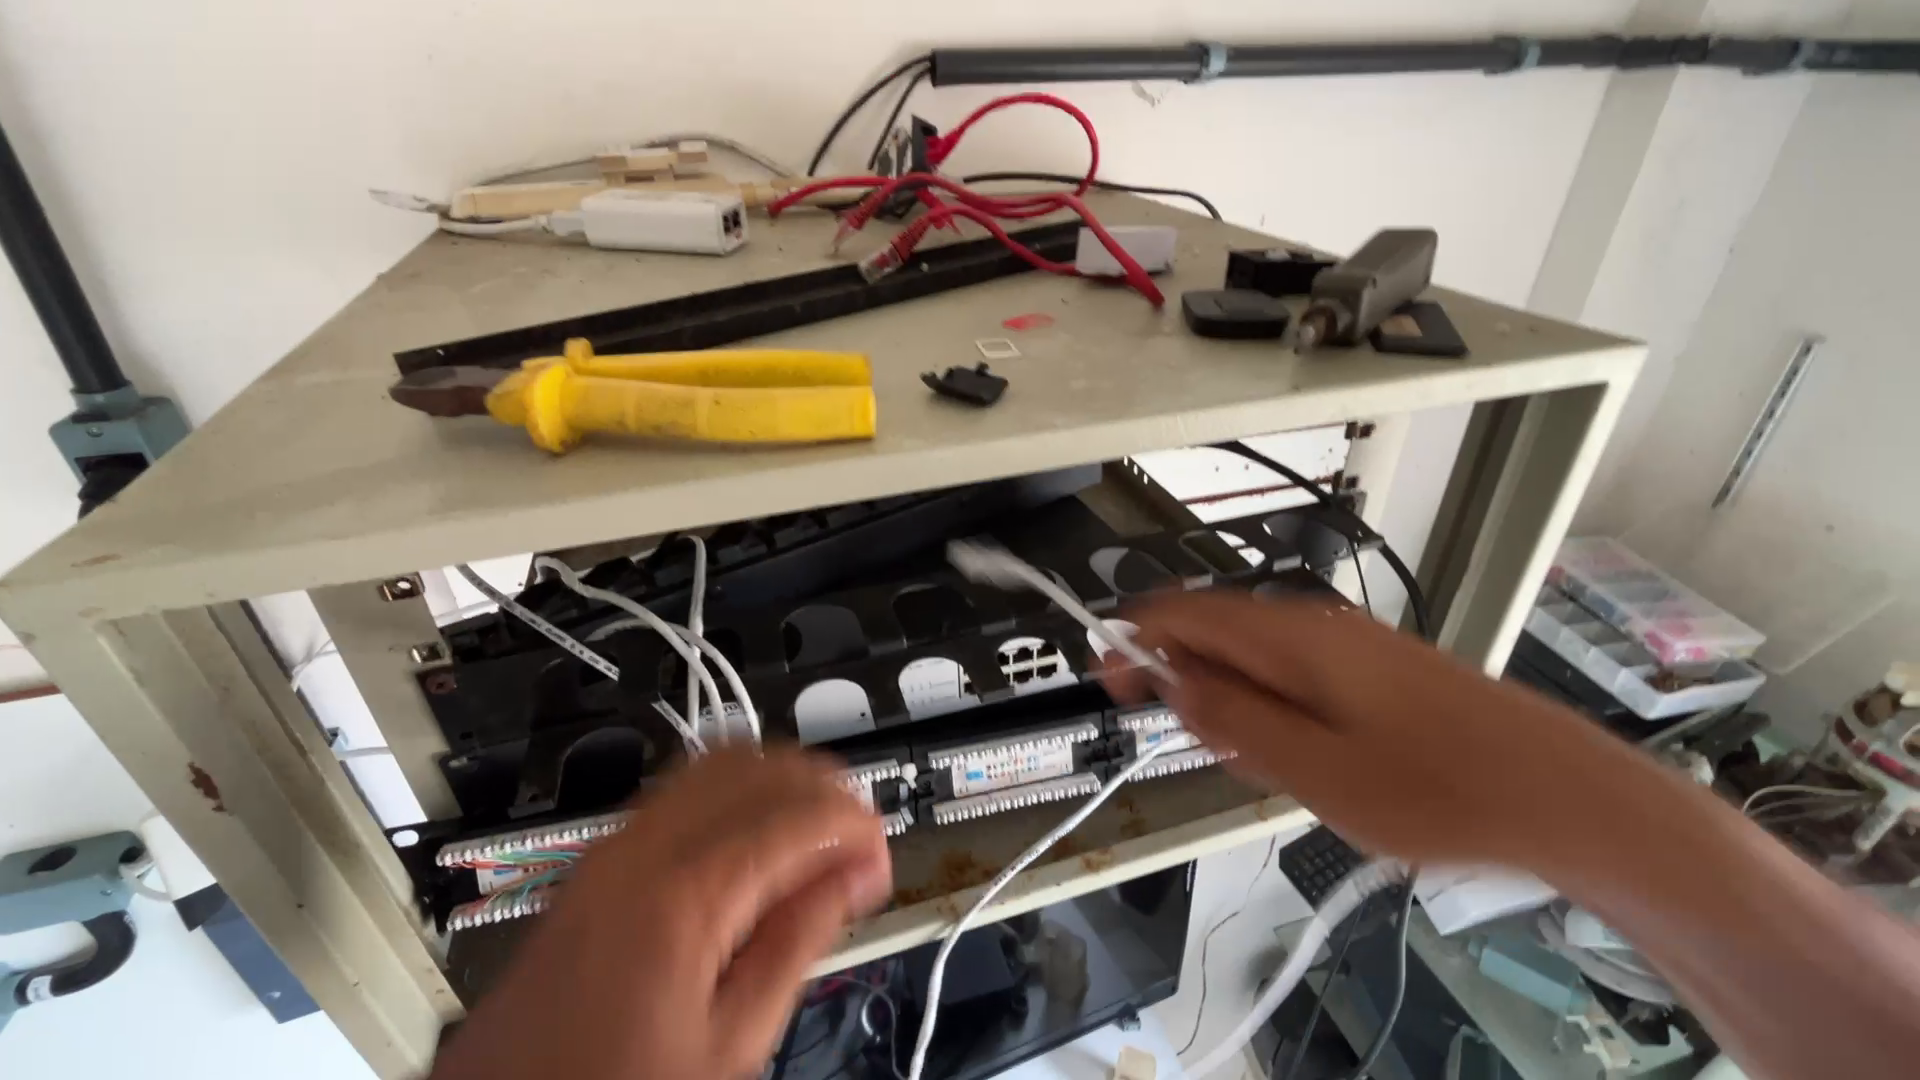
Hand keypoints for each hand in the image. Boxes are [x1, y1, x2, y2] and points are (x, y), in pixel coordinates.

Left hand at [432, 747, 891, 1079]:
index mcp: (685, 897)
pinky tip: (758, 829)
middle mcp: (645, 849)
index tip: (879, 857)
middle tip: (857, 840)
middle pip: (761, 767)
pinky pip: (682, 784)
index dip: (854, 825)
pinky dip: (736, 785)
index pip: (798, 817)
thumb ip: (798, 942)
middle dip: (825, 788)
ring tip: (816, 828)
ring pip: (721, 759)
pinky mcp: (600, 854)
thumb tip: (852, 876)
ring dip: (781, 778)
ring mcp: (615, 843)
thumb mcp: (729, 1041)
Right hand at [1101, 592, 1683, 870]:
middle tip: (1216, 753)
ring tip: (1271, 769)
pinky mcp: (1374, 669)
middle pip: (1217, 634)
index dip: (1134, 638)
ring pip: (1255, 660)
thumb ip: (1233, 720)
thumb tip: (1170, 681)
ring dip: (1236, 706)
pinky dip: (1275, 710)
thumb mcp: (1314, 770)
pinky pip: (1296, 676)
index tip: (1107, 680)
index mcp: (1292, 638)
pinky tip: (1308, 759)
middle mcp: (1315, 626)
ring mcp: (1349, 645)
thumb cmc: (1435, 790)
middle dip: (1192, 686)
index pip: (1185, 612)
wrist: (1565, 795)